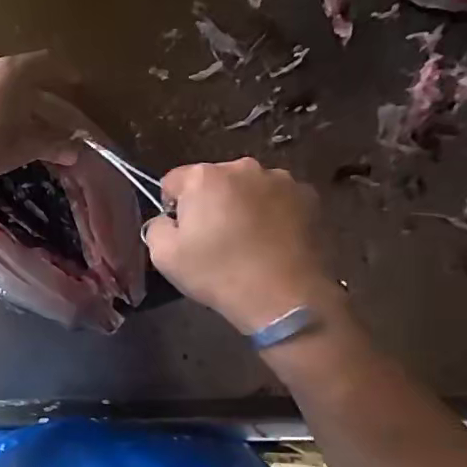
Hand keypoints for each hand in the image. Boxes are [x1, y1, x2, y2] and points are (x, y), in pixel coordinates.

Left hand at [0, 49, 81, 183]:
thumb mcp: (30, 146)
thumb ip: (55, 146)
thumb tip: (76, 154)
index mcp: (16, 72)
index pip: (45, 63)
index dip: (61, 71)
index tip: (72, 82)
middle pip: (15, 61)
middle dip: (29, 73)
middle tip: (38, 94)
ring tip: (2, 86)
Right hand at [143, 159, 337, 333]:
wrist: (285, 297)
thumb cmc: (218, 272)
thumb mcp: (163, 255)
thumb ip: (155, 228)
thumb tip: (167, 221)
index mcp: (204, 177)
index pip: (173, 181)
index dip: (172, 207)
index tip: (181, 232)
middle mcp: (243, 168)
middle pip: (214, 181)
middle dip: (209, 202)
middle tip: (213, 238)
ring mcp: (282, 180)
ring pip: (247, 189)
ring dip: (241, 206)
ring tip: (247, 241)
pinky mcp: (310, 198)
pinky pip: (277, 200)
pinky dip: (271, 214)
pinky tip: (271, 242)